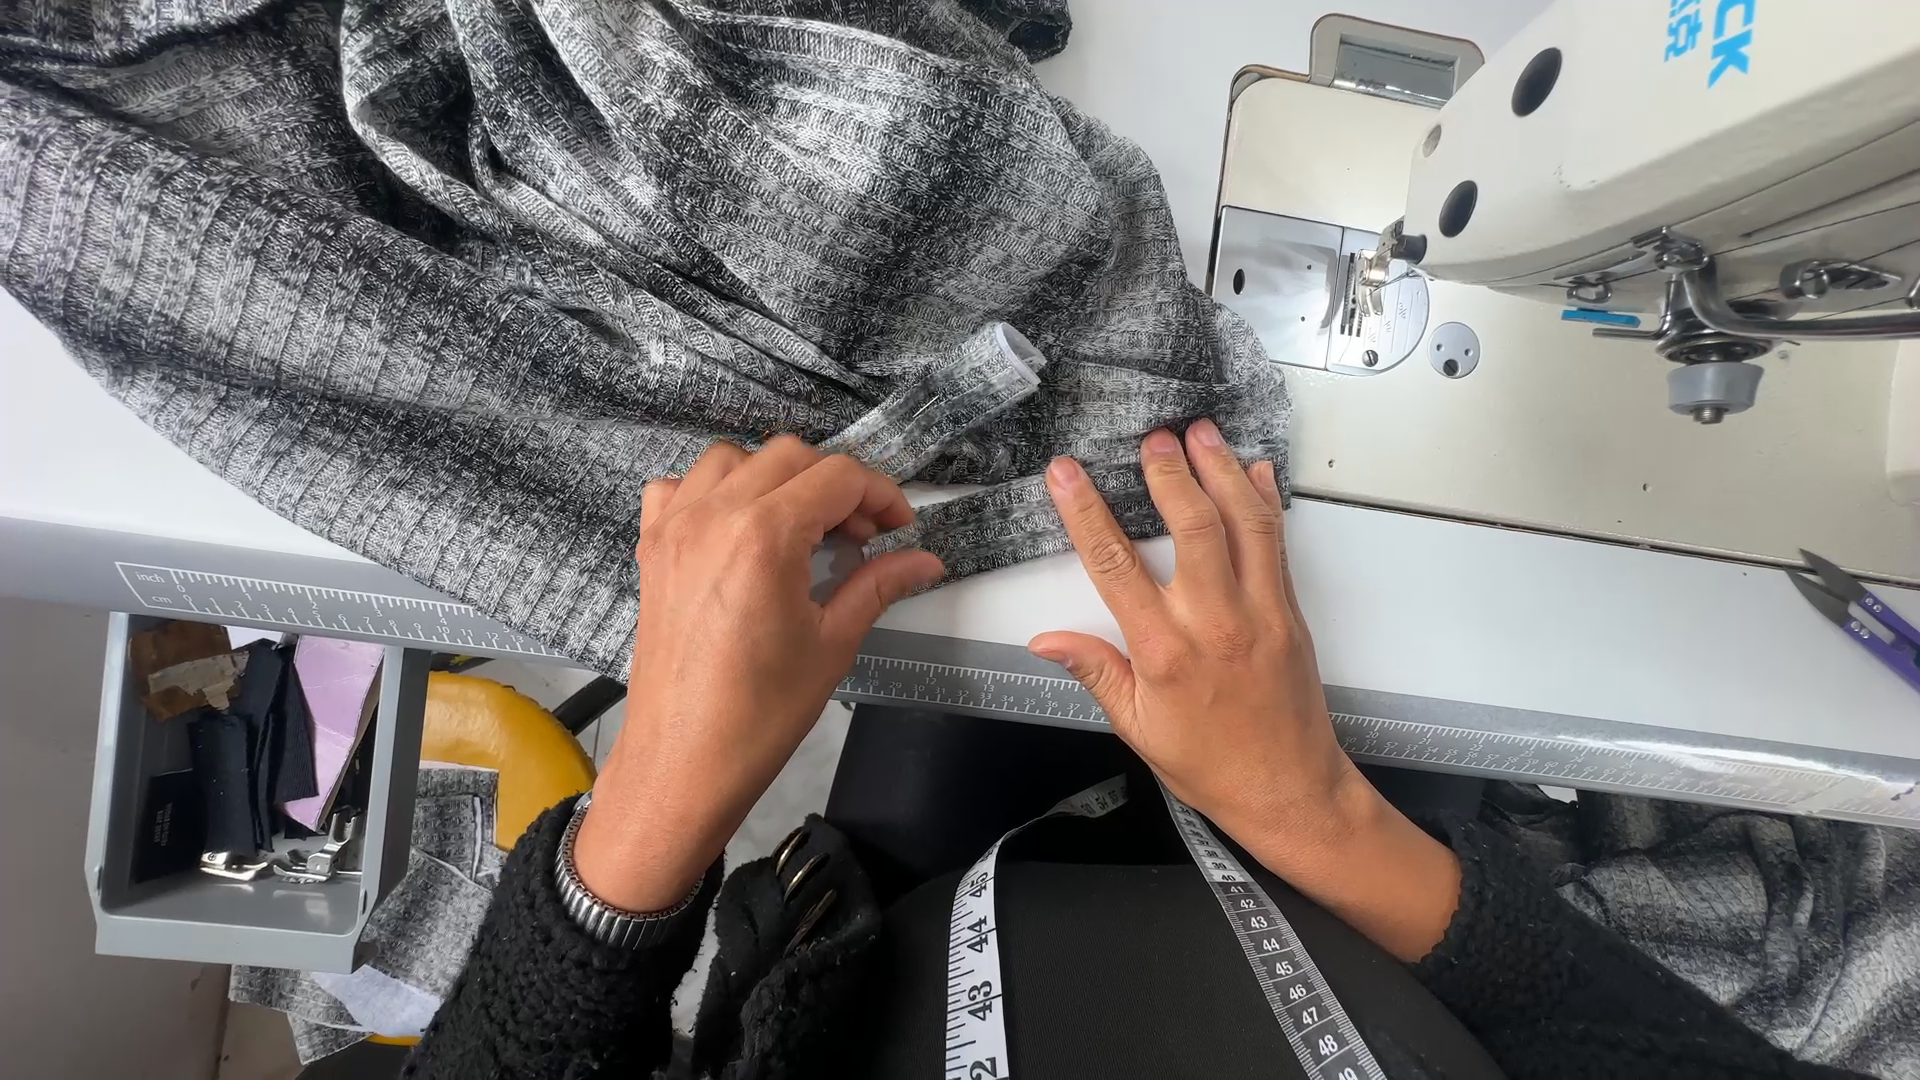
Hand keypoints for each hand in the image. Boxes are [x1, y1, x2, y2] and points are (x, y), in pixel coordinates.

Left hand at [574, 438, 943, 911]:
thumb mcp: (833, 643)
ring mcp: (675, 528)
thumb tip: (926, 561)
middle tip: (858, 535)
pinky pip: (679, 486)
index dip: (880, 495)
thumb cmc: (760, 714)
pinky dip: (714, 491)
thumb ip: (879, 585)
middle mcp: (713, 516)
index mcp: (764, 537)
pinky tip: (737, 528)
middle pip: (791, 456)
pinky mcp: (652, 548)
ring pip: (734, 459)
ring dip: (778, 479)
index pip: (838, 478)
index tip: (898, 527)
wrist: (683, 763)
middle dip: (836, 485)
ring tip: (801, 527)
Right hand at [1030, 420, 1459, 960]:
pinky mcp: (1290, 611)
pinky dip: (1265, 502)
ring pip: (1244, 525)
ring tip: (1203, 432)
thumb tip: (1044, 640)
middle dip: (1171, 474)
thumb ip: (1095, 671)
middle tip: (1154, 437)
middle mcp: (1214, 621)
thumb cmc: (1209, 764)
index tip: (1066, 474)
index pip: (1115, 566)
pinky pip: (1277, 544)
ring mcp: (1260, 611)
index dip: (1086, 513)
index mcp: (1164, 651)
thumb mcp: (1137, 728)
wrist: (1291, 793)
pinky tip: (1254, 471)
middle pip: (1192, 528)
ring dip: (1222, 472)